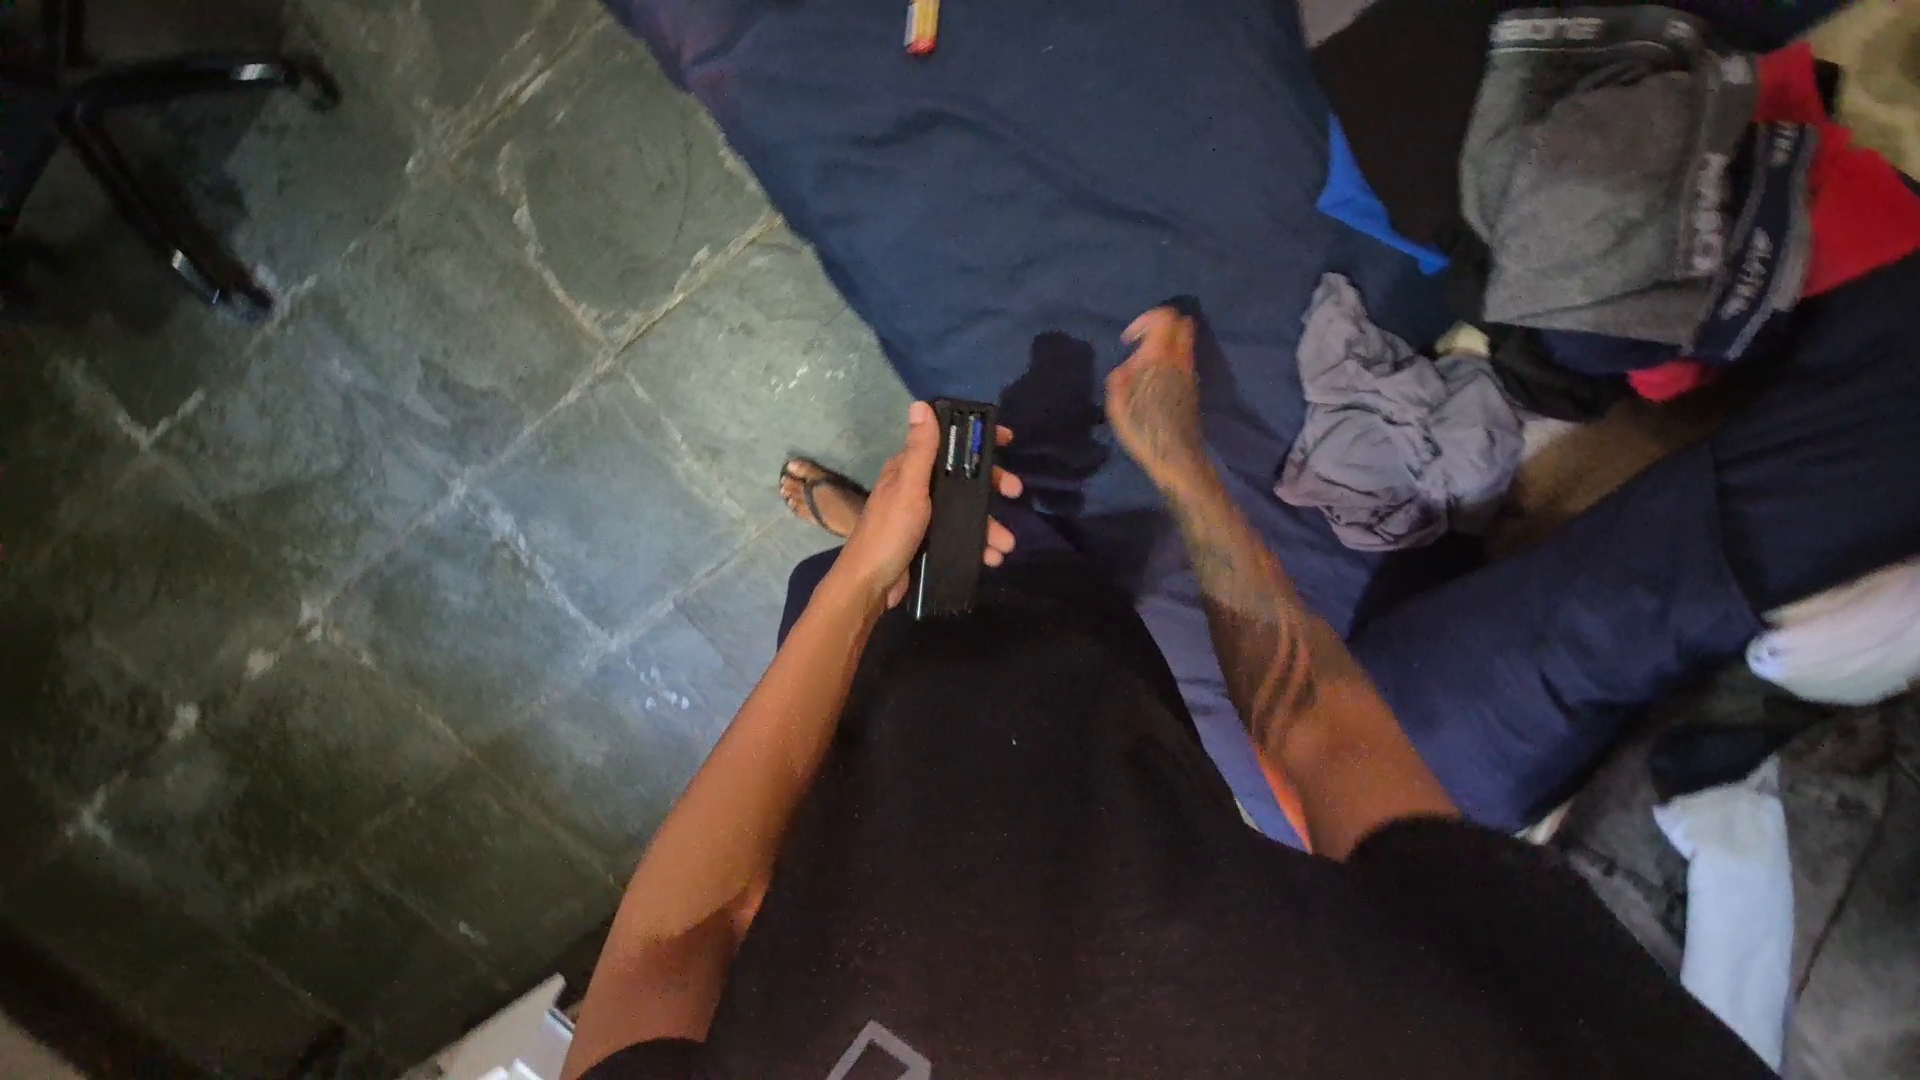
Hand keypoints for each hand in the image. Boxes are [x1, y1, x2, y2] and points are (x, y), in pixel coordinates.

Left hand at [829, 402, 1023, 607]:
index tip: (1006, 441)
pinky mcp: (930, 543)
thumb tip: (920, 404)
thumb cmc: (888, 532)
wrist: (871, 585)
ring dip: (990, 526)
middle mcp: (917, 489)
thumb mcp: (907, 488)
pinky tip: (992, 558)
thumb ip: (919, 451)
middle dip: (992, 487)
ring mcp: (924, 518)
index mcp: (909, 470)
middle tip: (1015, 492)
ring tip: (1005, 546)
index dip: (976, 441)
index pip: (947, 444)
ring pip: (966, 512)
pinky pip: (961, 536)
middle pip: (963, 479)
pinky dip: (979, 545)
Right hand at [1105, 308, 1207, 487]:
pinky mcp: (1194, 385)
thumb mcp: (1117, 402)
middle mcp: (1180, 358)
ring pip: (1186, 340)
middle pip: (1181, 322)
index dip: (1144, 320)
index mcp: (1159, 356)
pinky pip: (1186, 357)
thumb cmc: (1142, 428)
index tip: (1128, 341)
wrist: (1174, 454)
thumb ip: (1121, 375)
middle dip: (1161, 325)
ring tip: (1148, 363)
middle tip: (1142, 343)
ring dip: (1168, 342)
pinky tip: (1157, 379)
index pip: (1163, 317)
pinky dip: (1173, 358)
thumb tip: (1129, 366)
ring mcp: (1191, 371)